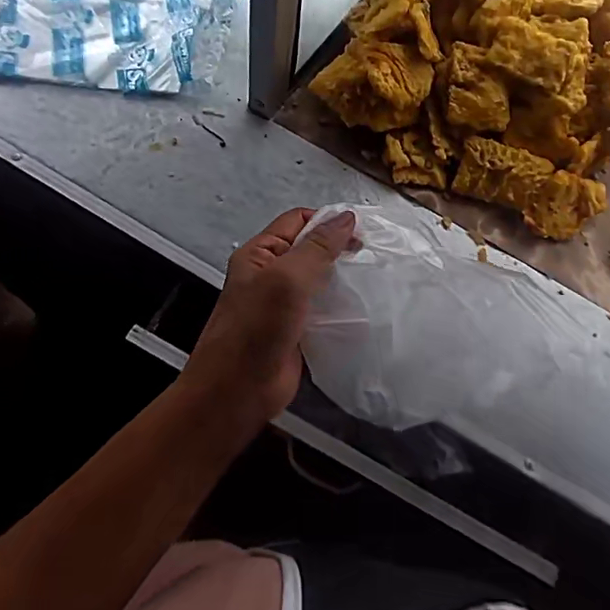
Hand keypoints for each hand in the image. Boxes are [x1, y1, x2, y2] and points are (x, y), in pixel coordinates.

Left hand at [180, 208, 355, 428]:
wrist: (237, 391)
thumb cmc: (256, 329)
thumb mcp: (286, 279)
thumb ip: (317, 248)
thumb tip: (345, 217)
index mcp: (259, 254)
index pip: (296, 221)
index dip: (326, 221)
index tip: (360, 233)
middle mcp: (269, 275)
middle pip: (309, 250)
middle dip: (338, 250)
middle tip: (371, 257)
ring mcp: (283, 305)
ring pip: (319, 281)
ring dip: (342, 280)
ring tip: (372, 280)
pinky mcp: (297, 331)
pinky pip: (323, 310)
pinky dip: (341, 308)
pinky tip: (362, 309)